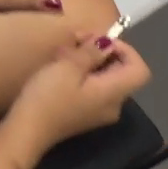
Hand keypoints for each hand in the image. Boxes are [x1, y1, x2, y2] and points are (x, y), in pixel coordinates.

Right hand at [2, 33, 151, 149]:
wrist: (28, 130)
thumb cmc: (48, 97)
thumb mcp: (66, 69)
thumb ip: (89, 53)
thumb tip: (106, 42)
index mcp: (114, 93)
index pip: (139, 69)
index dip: (124, 49)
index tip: (97, 39)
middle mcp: (114, 104)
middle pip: (121, 72)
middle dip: (101, 51)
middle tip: (74, 40)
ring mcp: (100, 111)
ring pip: (105, 79)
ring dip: (89, 61)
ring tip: (62, 53)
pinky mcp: (85, 114)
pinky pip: (93, 88)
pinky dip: (82, 73)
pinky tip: (59, 70)